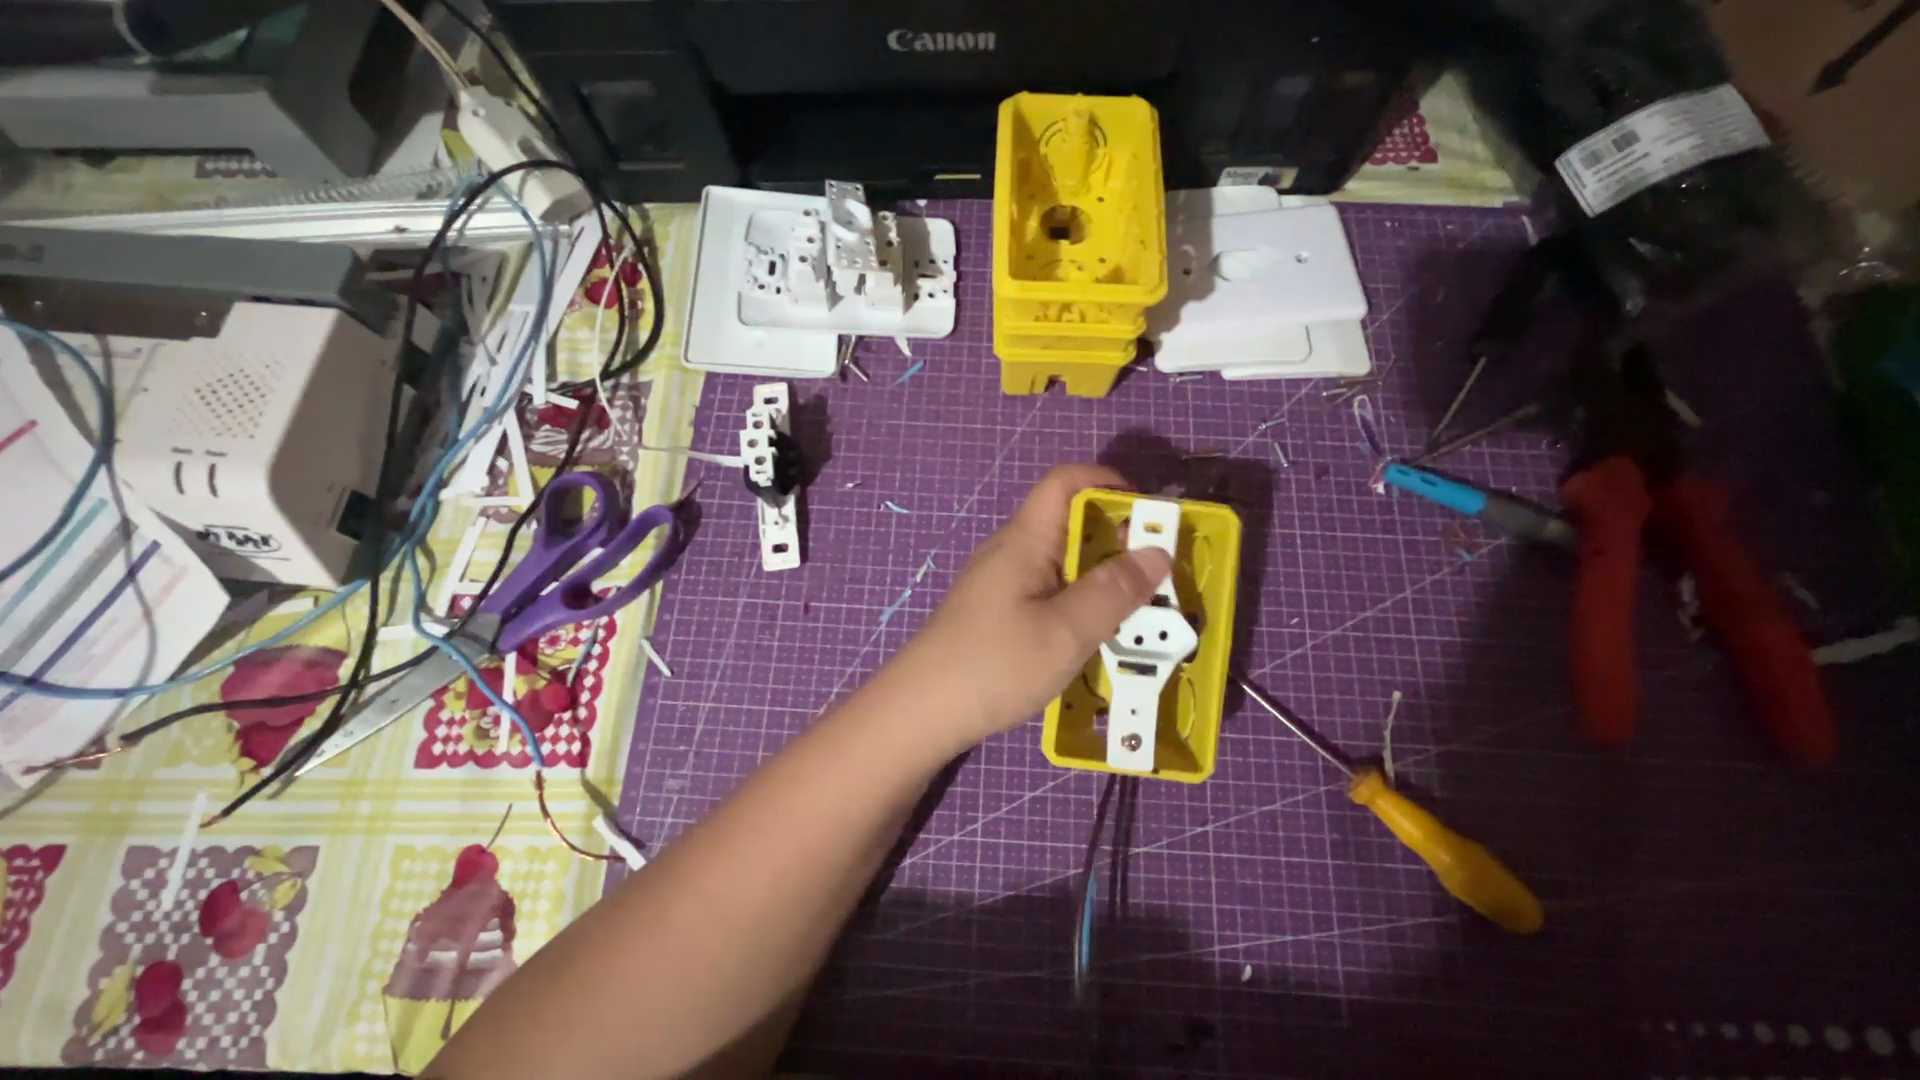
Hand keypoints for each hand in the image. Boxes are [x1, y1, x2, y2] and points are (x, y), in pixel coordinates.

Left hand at [888, 464, 1172, 751]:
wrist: (920, 713)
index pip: (1067, 481)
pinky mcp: (998, 614)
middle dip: (1119, 540)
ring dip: (1103, 578)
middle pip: (1070, 522)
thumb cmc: (993, 666)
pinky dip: (1080, 603)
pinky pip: (1050, 592)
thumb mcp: (1065, 631)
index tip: (1152, 518)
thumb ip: (1114, 592)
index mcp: (1025, 540)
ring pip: (1063, 562)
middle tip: (1158, 578)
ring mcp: (1002, 584)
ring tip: (1139, 611)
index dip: (1111, 484)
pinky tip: (1096, 636)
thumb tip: (1157, 553)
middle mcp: (1012, 552)